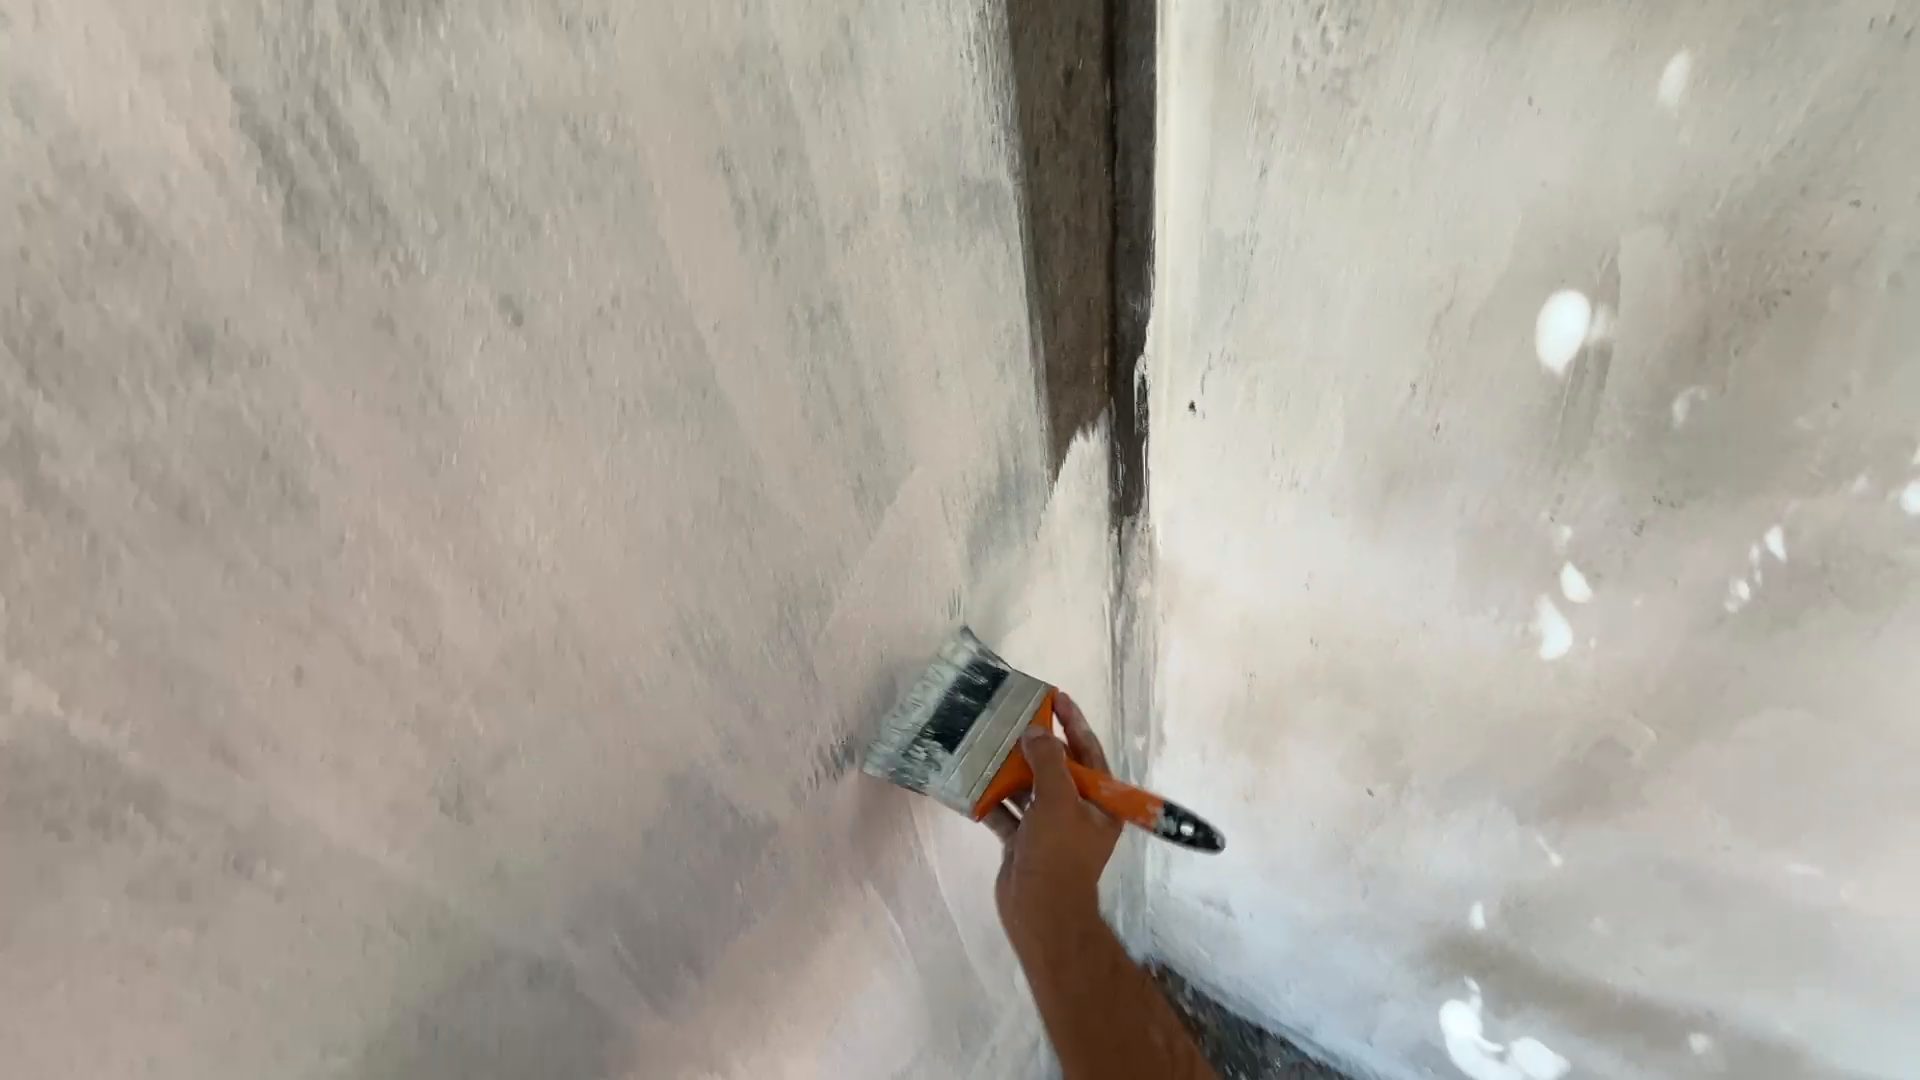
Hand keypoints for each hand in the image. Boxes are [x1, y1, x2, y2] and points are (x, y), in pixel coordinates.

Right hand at [984, 692, 1122, 949]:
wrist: (1040, 915)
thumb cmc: (1059, 854)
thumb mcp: (1058, 801)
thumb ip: (1048, 761)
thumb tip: (1035, 732)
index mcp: (1099, 802)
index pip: (1089, 752)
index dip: (1074, 723)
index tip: (1056, 697)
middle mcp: (1077, 811)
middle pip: (1057, 767)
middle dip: (1035, 744)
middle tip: (1013, 717)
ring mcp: (1049, 828)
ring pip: (1030, 788)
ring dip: (1010, 769)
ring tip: (988, 742)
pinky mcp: (1024, 842)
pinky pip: (1007, 812)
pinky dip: (992, 799)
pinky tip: (971, 782)